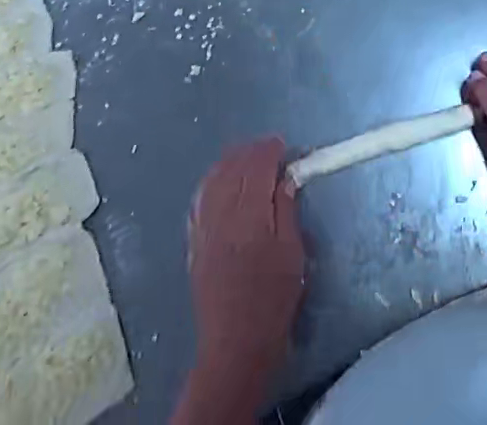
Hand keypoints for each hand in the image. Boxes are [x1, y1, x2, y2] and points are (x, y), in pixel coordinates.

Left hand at [186, 137, 305, 379]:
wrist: (236, 341)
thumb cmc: (273, 299)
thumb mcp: (292, 254)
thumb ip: (285, 210)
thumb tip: (285, 177)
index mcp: (249, 214)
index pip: (256, 167)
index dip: (269, 150)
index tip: (281, 144)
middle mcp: (221, 212)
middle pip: (232, 167)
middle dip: (250, 152)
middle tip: (268, 148)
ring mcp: (203, 224)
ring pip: (213, 178)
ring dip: (230, 161)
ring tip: (246, 157)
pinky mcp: (194, 238)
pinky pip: (201, 197)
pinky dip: (213, 180)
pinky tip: (220, 180)